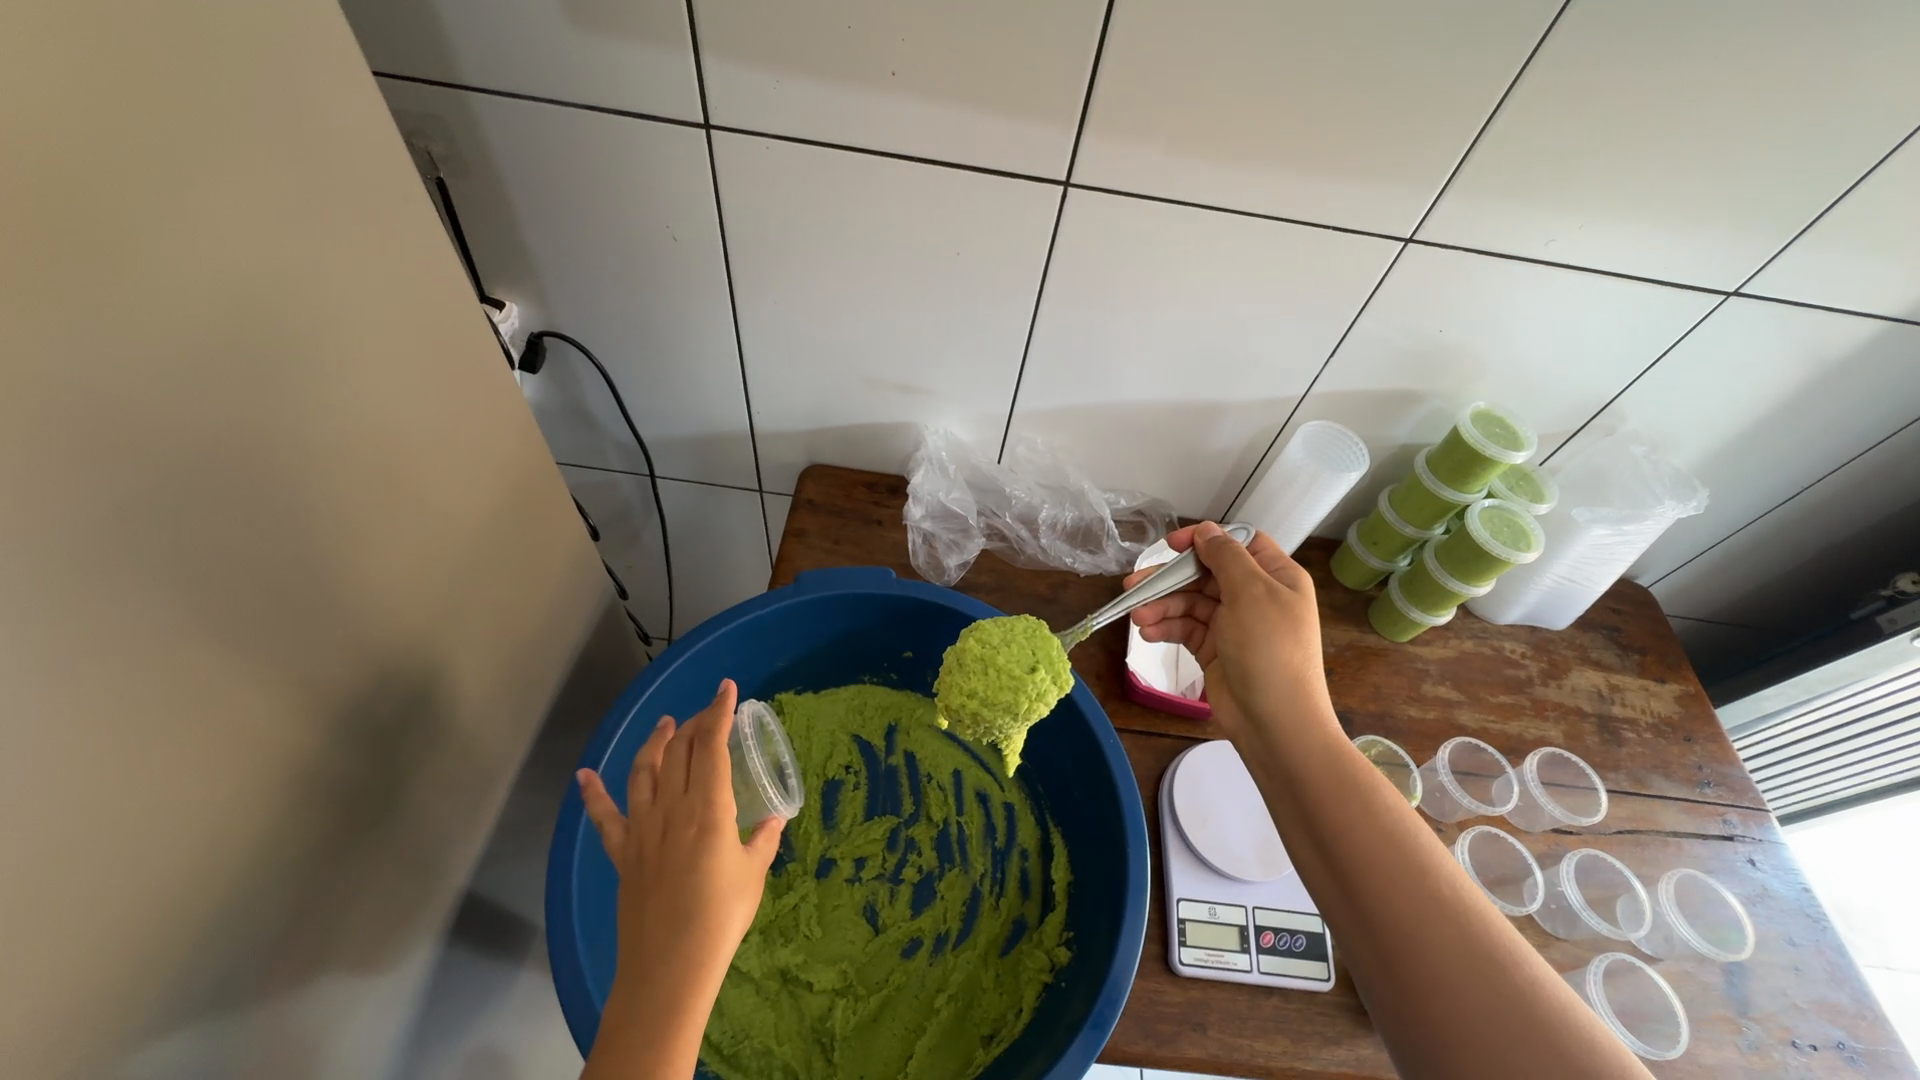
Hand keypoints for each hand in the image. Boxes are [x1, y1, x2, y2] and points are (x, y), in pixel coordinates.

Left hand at [577, 679, 784, 987]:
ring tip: (665, 724)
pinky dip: (594, 794)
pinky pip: (605, 817)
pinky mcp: (623, 853)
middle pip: (680, 752)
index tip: (727, 689)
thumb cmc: (721, 917)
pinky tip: (585, 775)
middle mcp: (673, 808)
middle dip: (694, 723)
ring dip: (655, 742)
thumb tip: (775, 818)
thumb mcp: (754, 874)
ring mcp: (643, 828)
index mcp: (710, 809)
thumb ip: (763, 839)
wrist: (670, 964)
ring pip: (644, 771)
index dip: (720, 713)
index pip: (713, 747)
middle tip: (706, 711)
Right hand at [1125, 522, 1337, 742]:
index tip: (1172, 546)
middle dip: (1170, 579)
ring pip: (1190, 602)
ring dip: (1162, 606)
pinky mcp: (1215, 650)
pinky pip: (1186, 629)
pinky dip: (1166, 628)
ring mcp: (1234, 624)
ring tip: (1137, 617)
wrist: (1275, 722)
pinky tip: (1148, 633)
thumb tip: (1206, 530)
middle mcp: (1256, 596)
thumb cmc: (1269, 649)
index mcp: (1275, 576)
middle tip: (1133, 584)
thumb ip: (1226, 556)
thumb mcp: (1251, 593)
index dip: (1205, 540)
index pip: (1237, 544)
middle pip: (1205, 573)